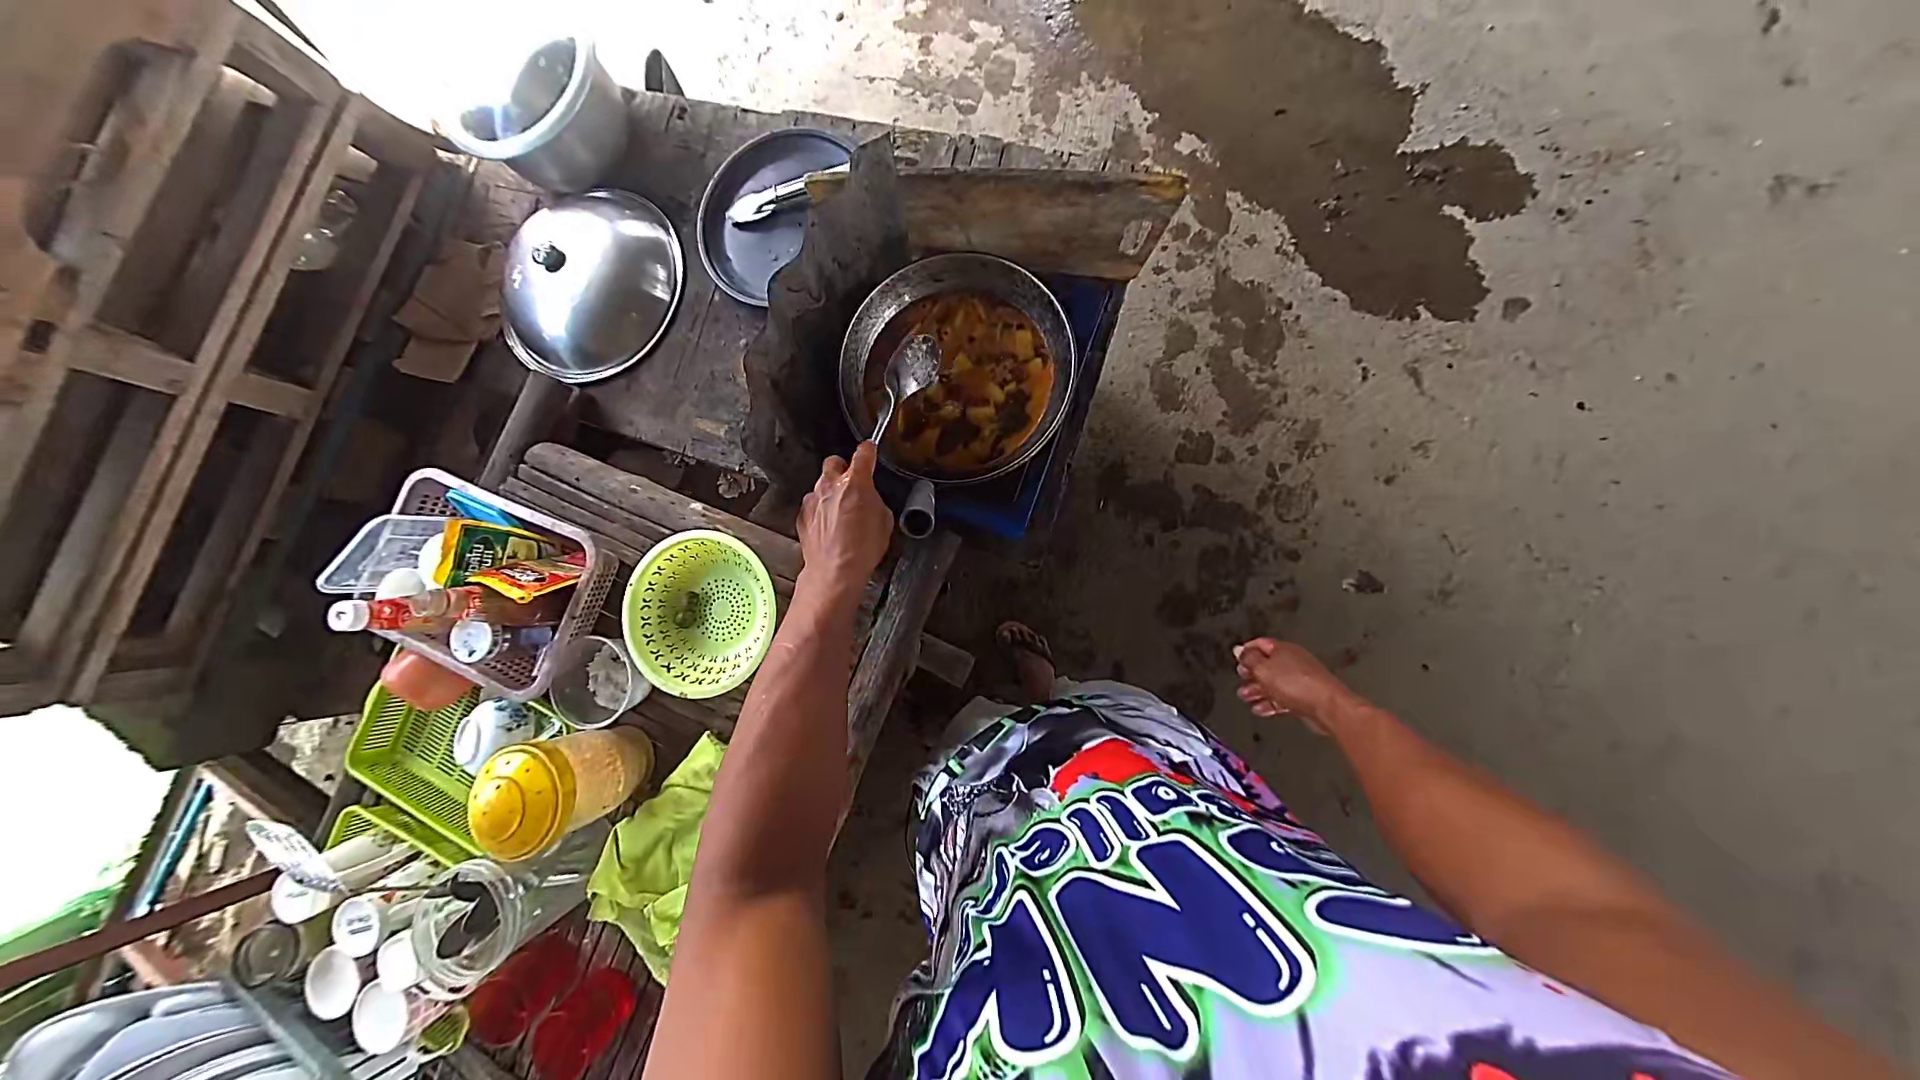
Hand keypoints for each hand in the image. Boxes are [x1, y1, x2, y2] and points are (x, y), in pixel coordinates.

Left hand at [797, 442, 893, 593]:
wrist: (835, 571)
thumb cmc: (861, 549)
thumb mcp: (885, 521)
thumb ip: (876, 502)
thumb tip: (871, 501)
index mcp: (856, 482)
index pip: (863, 453)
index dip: (868, 450)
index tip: (869, 450)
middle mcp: (831, 485)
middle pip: (835, 462)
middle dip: (844, 469)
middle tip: (853, 483)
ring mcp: (814, 499)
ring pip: (822, 484)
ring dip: (831, 492)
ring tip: (842, 512)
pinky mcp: (803, 515)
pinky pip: (812, 504)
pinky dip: (820, 510)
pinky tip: (830, 525)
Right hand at [1234, 637, 1366, 734]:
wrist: (1328, 708)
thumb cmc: (1300, 685)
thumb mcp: (1263, 668)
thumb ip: (1249, 659)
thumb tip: (1240, 650)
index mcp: (1284, 649)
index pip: (1260, 644)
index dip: (1246, 652)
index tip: (1237, 659)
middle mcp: (1294, 661)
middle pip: (1267, 665)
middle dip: (1252, 673)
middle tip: (1242, 678)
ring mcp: (1301, 679)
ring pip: (1275, 683)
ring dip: (1259, 690)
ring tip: (1247, 696)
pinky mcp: (1306, 697)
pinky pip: (1284, 697)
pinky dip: (1271, 703)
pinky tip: (1263, 708)